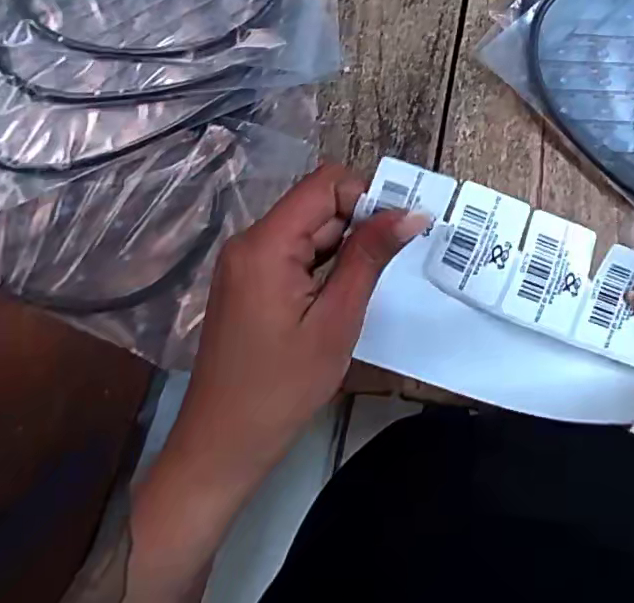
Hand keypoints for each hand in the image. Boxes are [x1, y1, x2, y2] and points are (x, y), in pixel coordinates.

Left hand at [163, 164, 428, 483]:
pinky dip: (329, 261)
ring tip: (370, 282)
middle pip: (319, 203)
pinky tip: (345, 292)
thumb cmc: (282, 388)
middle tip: (390, 263)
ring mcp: (247, 262)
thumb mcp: (337, 319)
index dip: (366, 197)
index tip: (395, 233)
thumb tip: (412, 212)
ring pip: (312, 227)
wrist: (222, 448)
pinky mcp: (251, 281)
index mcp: (265, 244)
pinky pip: (299, 251)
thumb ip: (370, 256)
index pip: (326, 185)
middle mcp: (251, 242)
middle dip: (361, 223)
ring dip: (347, 244)